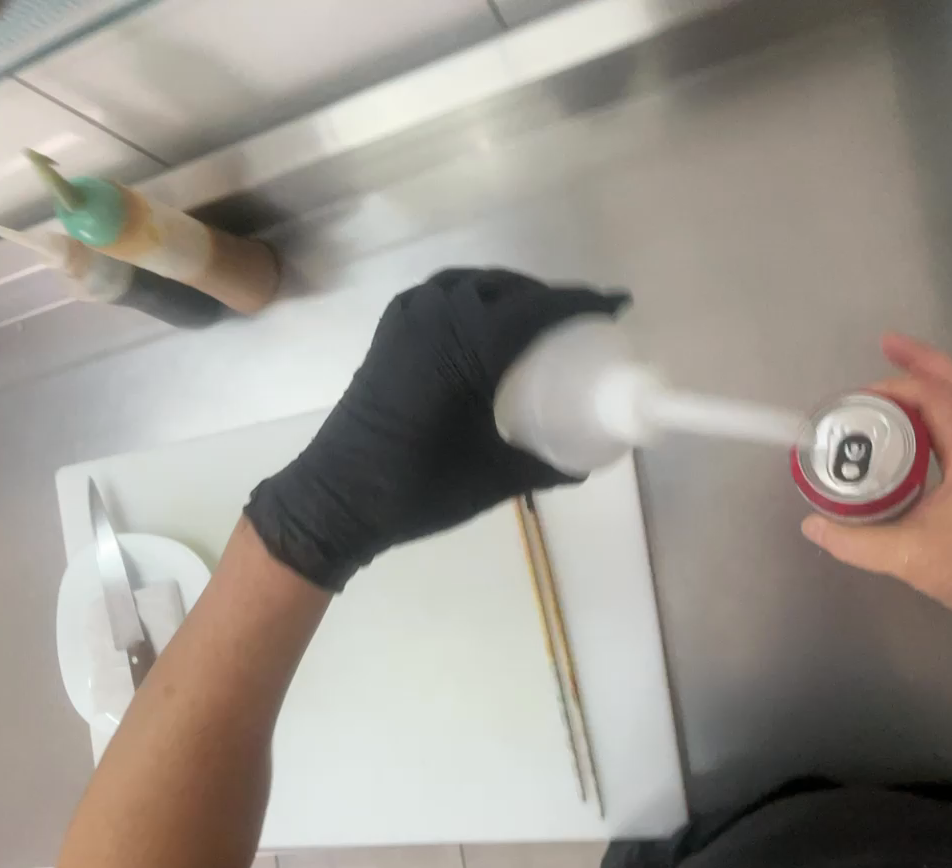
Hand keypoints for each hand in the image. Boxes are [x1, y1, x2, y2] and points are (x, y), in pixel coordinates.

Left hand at [246, 268, 629, 590]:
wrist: (336, 499)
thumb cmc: (417, 491)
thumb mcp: (493, 480)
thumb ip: (544, 468)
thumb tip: (584, 466)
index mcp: (466, 350)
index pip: (537, 309)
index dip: (581, 302)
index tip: (616, 305)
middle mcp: (435, 321)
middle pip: (505, 288)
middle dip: (546, 296)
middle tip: (578, 320)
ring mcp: (406, 323)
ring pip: (469, 284)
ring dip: (506, 292)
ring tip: (534, 318)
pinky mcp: (388, 335)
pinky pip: (438, 296)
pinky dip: (469, 297)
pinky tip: (480, 325)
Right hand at [799, 334, 951, 632]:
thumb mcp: (904, 558)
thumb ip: (852, 542)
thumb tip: (811, 523)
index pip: (941, 401)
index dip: (901, 388)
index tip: (862, 395)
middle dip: (924, 361)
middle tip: (886, 344)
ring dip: (933, 377)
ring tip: (895, 365)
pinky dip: (938, 402)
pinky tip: (910, 413)